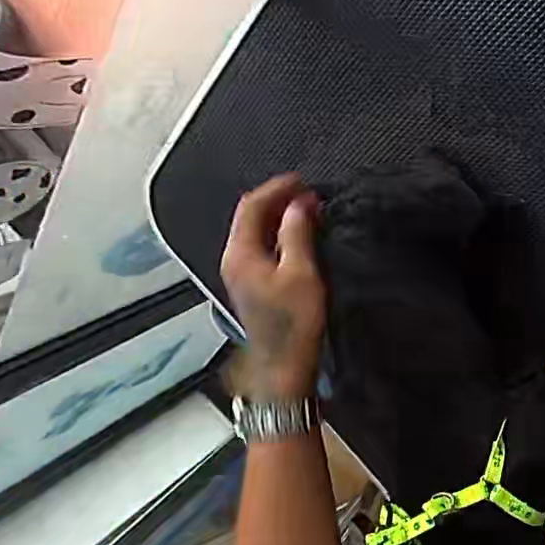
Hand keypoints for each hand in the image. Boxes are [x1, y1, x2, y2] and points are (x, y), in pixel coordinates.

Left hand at [220, 174, 324, 399]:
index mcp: (240, 253)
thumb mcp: (301, 272)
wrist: (284, 364)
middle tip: (309, 193)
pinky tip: (301, 235)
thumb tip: (299, 204)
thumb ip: (297, 233)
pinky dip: (281, 234)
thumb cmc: (293, 322)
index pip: (252, 206)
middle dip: (279, 200)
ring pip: (258, 232)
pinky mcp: (255, 284)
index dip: (276, 188)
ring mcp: (243, 273)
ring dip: (281, 217)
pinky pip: (264, 246)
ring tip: (309, 209)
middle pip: (251, 217)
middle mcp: (235, 260)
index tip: (302, 181)